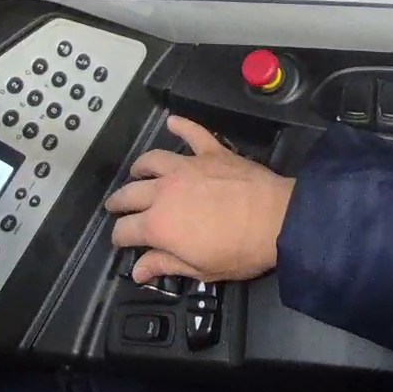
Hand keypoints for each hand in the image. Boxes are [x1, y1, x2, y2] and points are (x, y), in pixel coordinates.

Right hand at [105, 116, 294, 283]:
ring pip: (153, 160)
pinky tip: (173, 120)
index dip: (119, 237)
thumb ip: (165, 265)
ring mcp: (187, 167)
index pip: (125, 230)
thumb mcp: (201, 269)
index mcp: (159, 224)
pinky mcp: (212, 152)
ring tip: (137, 171)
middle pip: (131, 193)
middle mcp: (165, 191)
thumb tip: (138, 271)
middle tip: (116, 207)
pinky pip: (193, 134)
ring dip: (141, 166)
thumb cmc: (240, 250)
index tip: (122, 242)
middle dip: (119, 202)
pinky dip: (182, 126)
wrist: (277, 219)